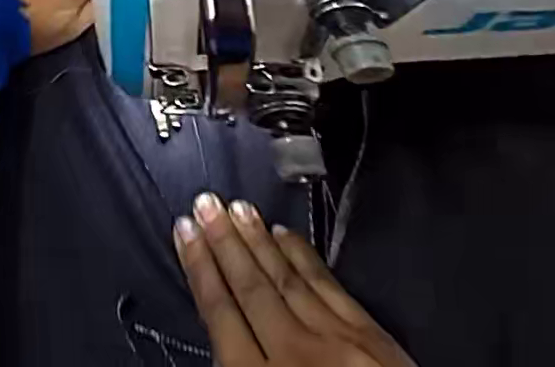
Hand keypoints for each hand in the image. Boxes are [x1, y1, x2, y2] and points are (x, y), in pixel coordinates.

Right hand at [175, 193, 415, 366]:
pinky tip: (286, 234)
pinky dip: (302, 256)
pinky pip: (327, 284)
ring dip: (257, 239)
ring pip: (285, 277)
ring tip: (237, 207)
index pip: (220, 314)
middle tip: (206, 202)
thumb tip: (218, 341)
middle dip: (224, 241)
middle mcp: (294, 356)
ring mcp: (335, 341)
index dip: (199, 268)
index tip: (185, 231)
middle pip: (250, 286)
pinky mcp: (370, 336)